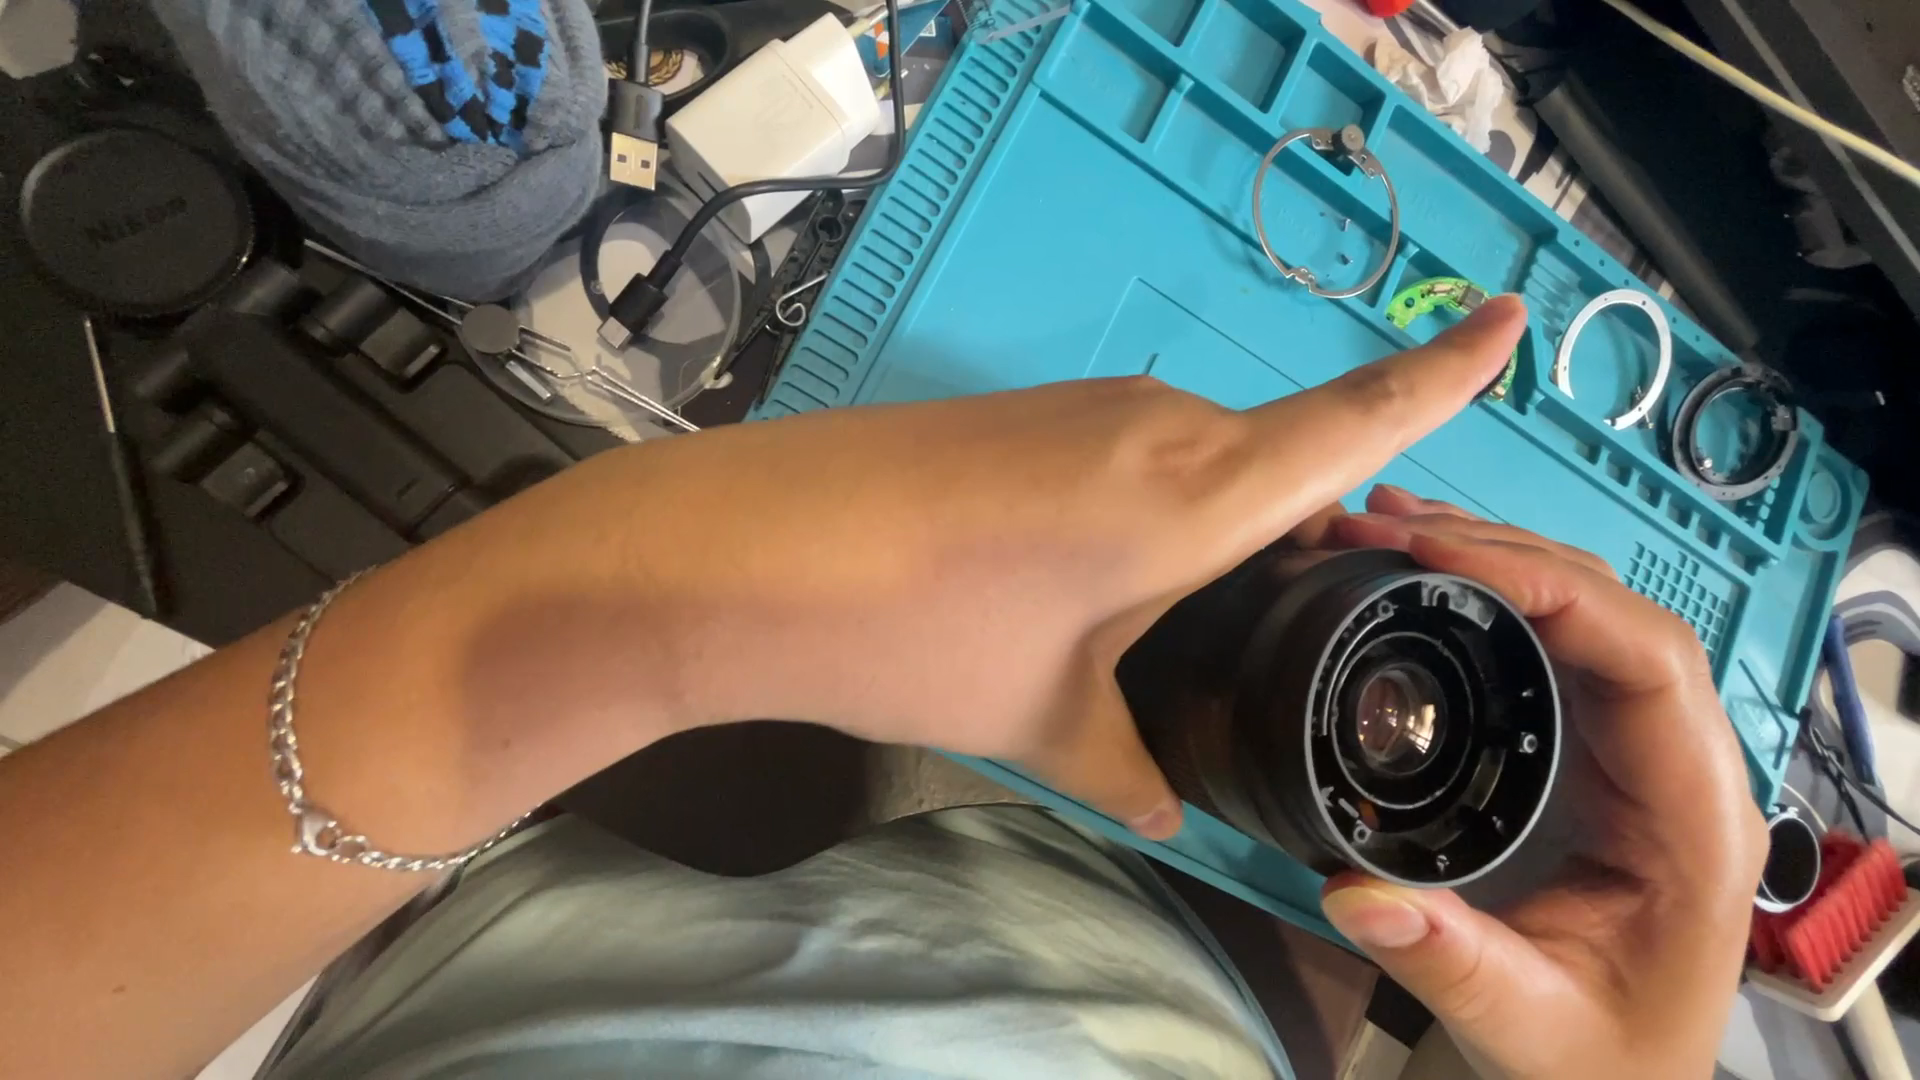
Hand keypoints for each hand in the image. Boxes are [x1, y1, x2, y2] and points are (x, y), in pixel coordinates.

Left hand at [573, 297, 1528, 838]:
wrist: (755, 555)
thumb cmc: (920, 634)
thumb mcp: (1045, 720)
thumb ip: (1128, 765)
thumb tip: (1164, 804)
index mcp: (1199, 488)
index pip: (1356, 419)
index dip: (1441, 373)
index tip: (1510, 318)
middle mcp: (1154, 424)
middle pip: (1273, 465)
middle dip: (1297, 532)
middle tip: (1286, 620)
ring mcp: (1078, 410)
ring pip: (1190, 465)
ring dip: (1203, 531)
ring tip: (1164, 620)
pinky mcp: (1020, 417)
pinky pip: (1117, 458)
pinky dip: (1134, 513)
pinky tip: (1081, 576)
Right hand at [1316, 488, 1766, 1078]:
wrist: (1601, 1063)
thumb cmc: (1588, 1048)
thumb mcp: (1527, 1024)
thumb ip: (1451, 962)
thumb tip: (1348, 888)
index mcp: (1686, 810)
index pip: (1645, 657)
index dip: (1545, 587)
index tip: (1426, 555)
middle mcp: (1661, 752)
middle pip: (1603, 607)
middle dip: (1490, 549)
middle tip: (1374, 526)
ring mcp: (1612, 736)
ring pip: (1568, 606)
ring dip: (1476, 550)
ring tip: (1380, 522)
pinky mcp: (1561, 733)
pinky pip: (1529, 634)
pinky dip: (1468, 583)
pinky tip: (1407, 563)